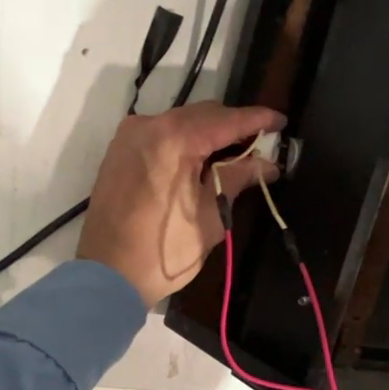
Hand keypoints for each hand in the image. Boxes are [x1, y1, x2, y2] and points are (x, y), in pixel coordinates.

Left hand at [78, 102, 284, 307]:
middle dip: (232, 126)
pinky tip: (199, 158)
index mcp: (173, 138)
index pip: (225, 120)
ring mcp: (127, 138)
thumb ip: (236, 178)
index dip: (256, 120)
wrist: (108, 274)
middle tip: (260, 143)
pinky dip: (181, 141)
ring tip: (233, 152)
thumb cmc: (164, 250)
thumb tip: (266, 163)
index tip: (280, 122)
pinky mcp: (117, 153)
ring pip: (178, 123)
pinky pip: (157, 135)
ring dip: (206, 133)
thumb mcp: (210, 215)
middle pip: (201, 115)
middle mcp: (147, 127)